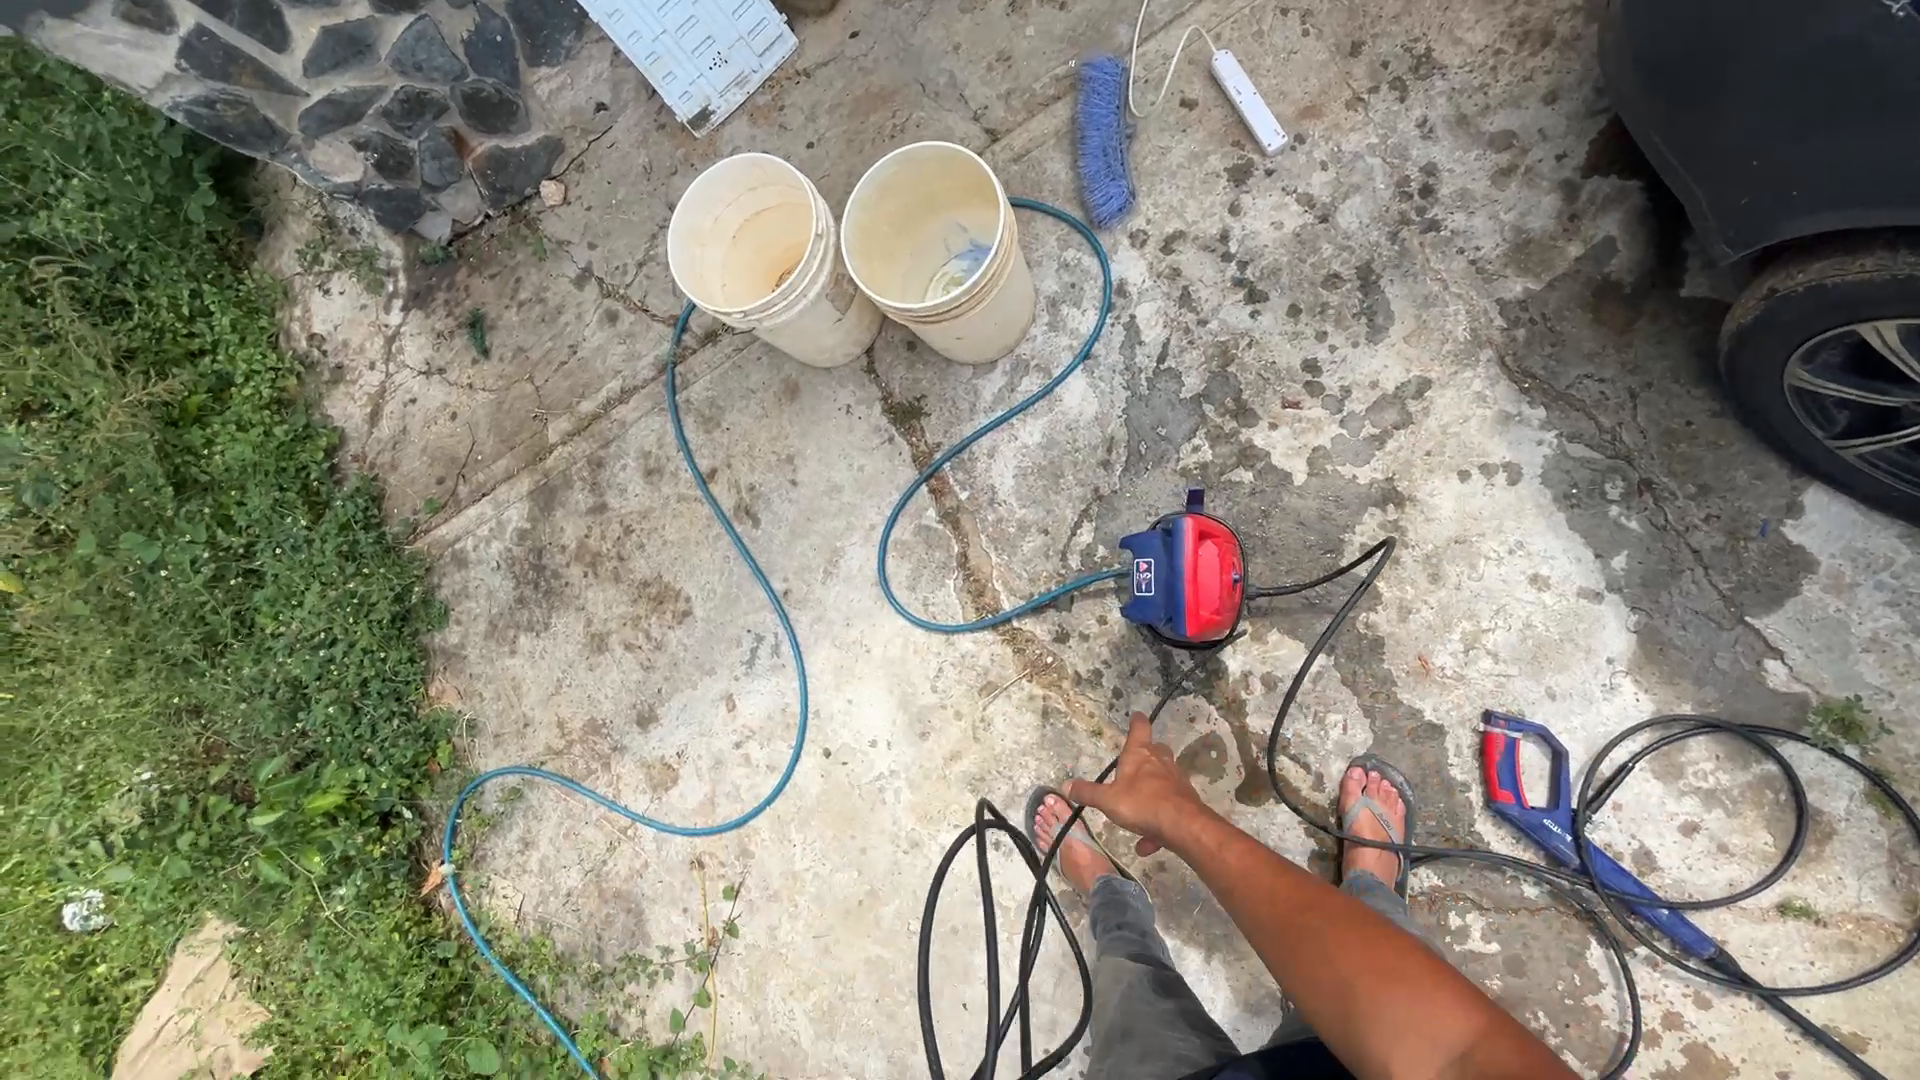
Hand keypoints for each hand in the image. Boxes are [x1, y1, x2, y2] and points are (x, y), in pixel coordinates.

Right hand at [1066, 712, 1215, 857]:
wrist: (1183, 826)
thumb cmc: (1141, 803)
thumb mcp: (1107, 800)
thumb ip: (1088, 793)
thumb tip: (1066, 785)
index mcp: (1140, 754)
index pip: (1140, 728)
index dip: (1137, 721)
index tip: (1137, 715)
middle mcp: (1160, 762)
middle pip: (1156, 750)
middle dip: (1148, 755)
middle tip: (1137, 763)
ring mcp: (1176, 780)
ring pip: (1163, 780)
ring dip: (1151, 792)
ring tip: (1136, 816)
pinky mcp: (1186, 801)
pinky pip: (1168, 808)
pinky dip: (1157, 824)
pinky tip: (1146, 844)